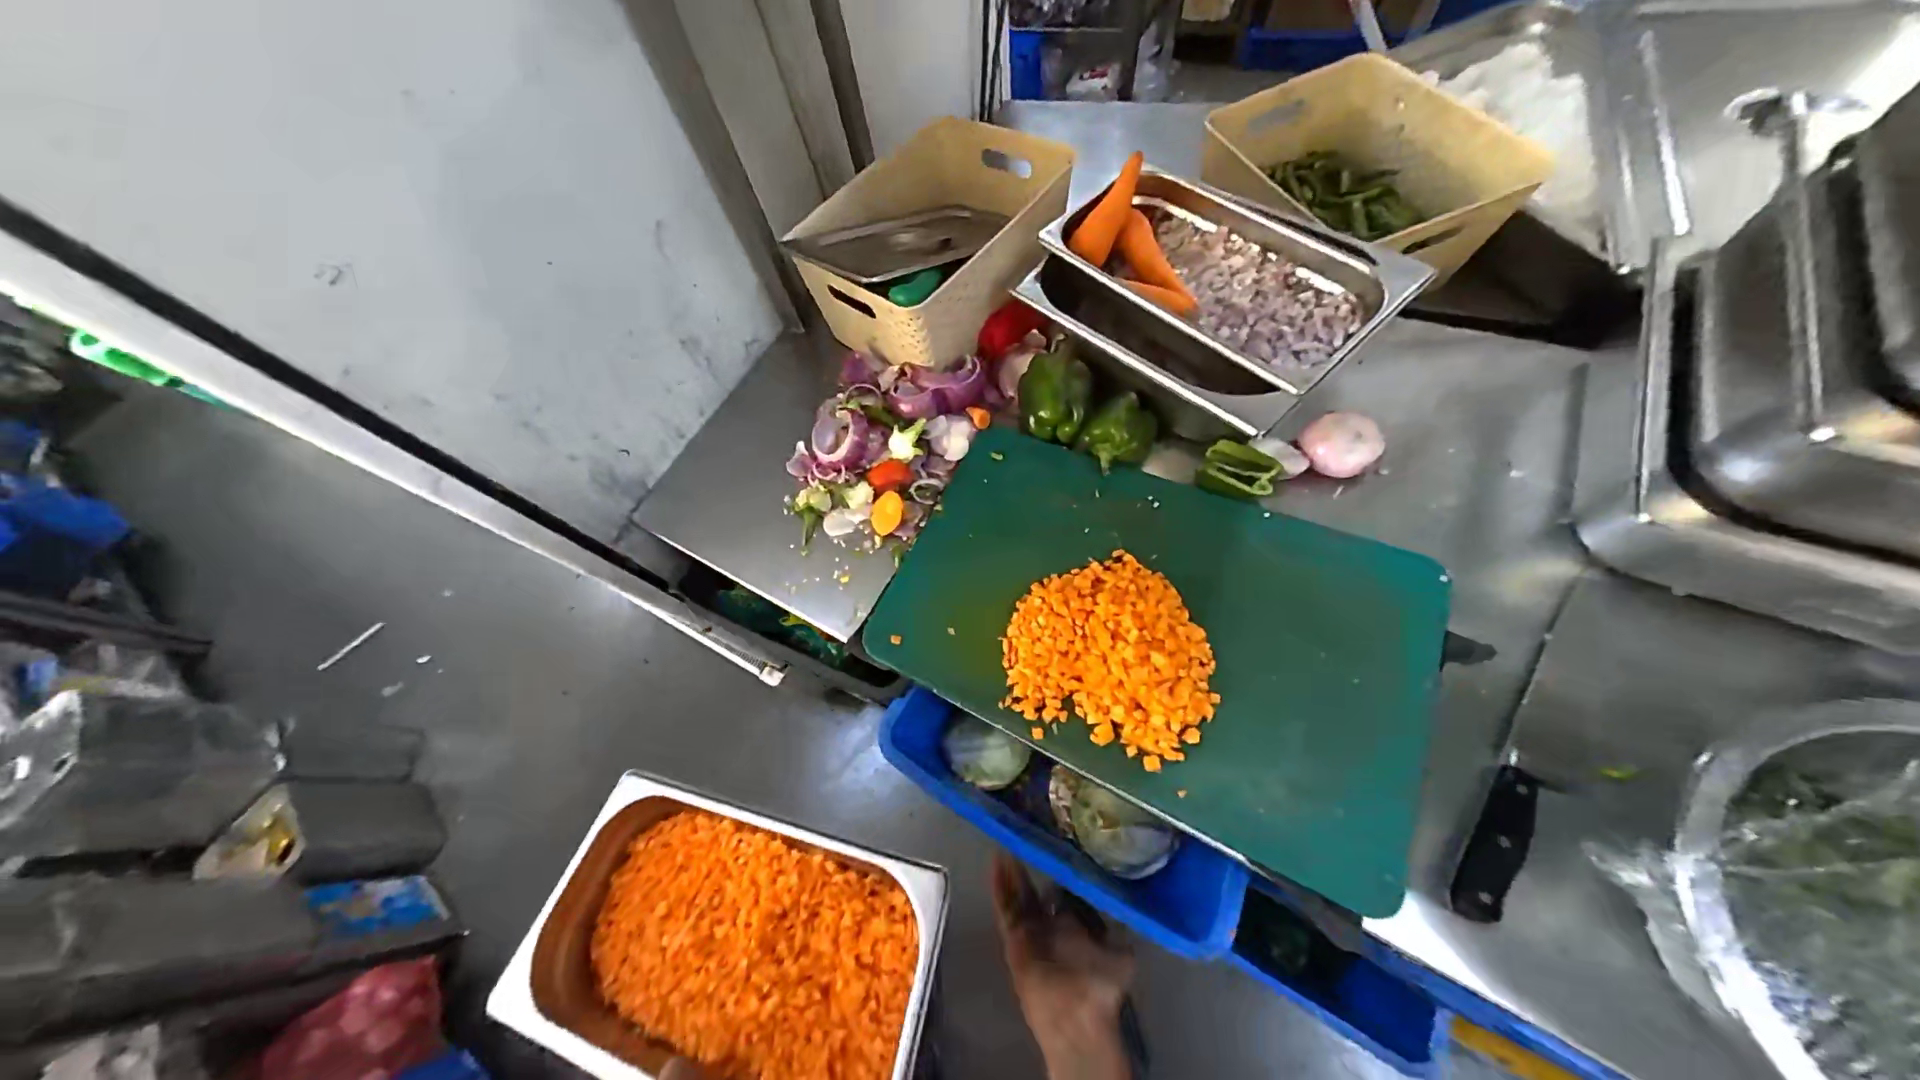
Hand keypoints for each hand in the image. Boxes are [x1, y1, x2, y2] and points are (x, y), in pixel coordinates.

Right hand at [990, 854, 1134, 1079]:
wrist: (1077, 1015)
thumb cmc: (1101, 985)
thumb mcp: (1122, 952)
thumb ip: (1119, 927)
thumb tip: (1126, 901)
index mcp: (1074, 927)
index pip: (1063, 892)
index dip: (1059, 870)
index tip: (1057, 844)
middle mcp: (1050, 926)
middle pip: (1036, 890)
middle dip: (1031, 866)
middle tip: (1026, 837)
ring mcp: (1030, 931)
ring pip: (1018, 894)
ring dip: (1013, 871)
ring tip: (1007, 841)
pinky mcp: (1013, 938)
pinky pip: (1005, 906)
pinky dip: (1000, 884)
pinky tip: (997, 860)